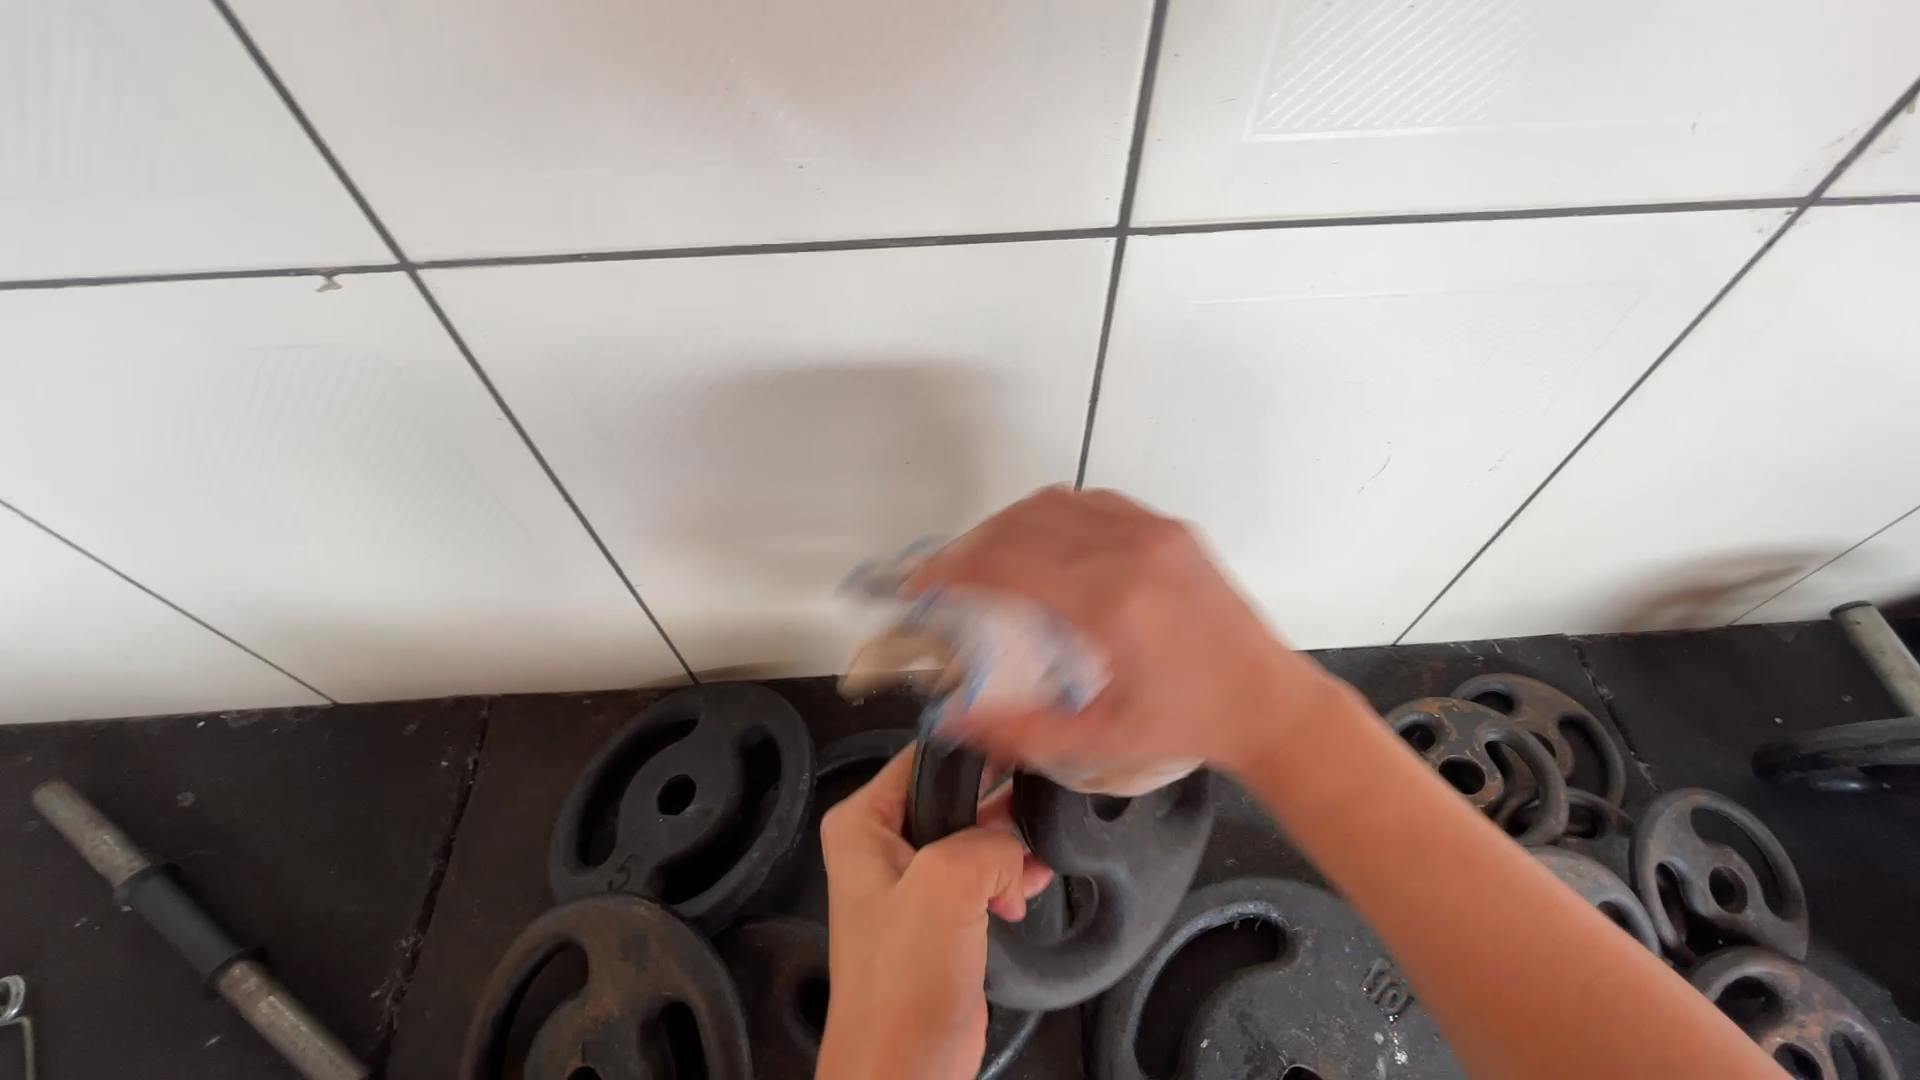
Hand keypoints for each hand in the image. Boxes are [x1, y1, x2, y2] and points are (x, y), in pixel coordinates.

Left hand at [816, 749, 1052, 1079]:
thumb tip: (1013, 854)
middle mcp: (883, 844)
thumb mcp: (945, 884)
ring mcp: (913, 881)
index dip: (970, 752)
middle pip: (952, 796)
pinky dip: (1011, 875)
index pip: (920, 760)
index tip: (1018, 743)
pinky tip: (1037, 879)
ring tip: (1041, 846)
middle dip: (996, 803)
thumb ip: (987, 843)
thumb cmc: (903, 980)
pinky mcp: (941, 915)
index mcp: (863, 824)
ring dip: (1009, 845)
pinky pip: (983, 875)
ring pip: (973, 836)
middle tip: (1040, 792)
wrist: (906, 1070)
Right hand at [911, 486, 1336, 776]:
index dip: (951, 570)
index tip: (921, 587)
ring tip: (985, 561)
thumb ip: (1017, 728)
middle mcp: (1131, 550)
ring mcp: (1154, 531)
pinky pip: (1092, 503)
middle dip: (970, 546)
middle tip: (946, 579)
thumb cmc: (1187, 725)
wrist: (1268, 703)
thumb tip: (949, 719)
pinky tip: (1040, 546)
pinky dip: (1051, 517)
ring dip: (1007, 526)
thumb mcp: (1098, 739)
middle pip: (1021, 523)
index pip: (1007, 561)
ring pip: (1054, 503)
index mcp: (1111, 602)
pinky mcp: (1168, 528)